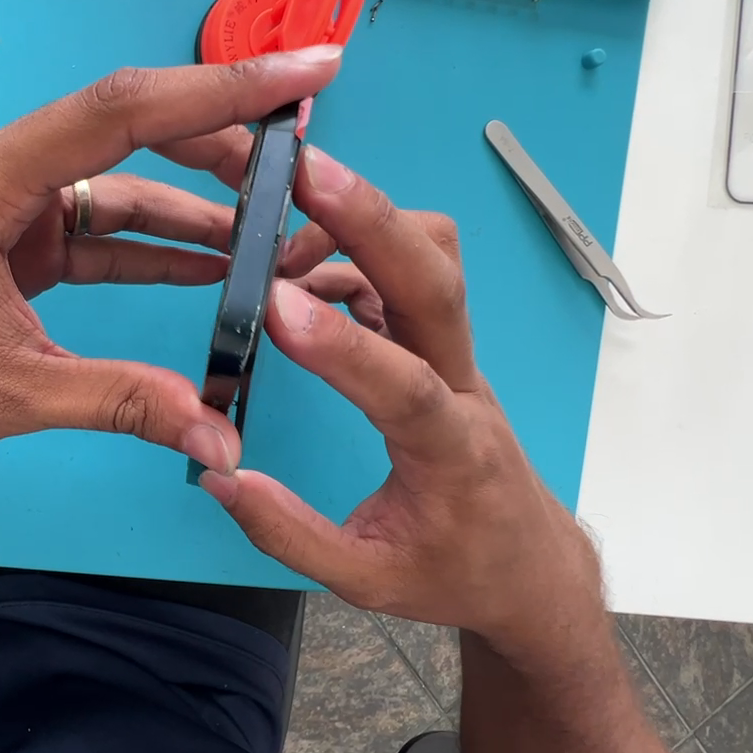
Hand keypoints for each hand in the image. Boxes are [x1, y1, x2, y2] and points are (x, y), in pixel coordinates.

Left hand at [0, 46, 346, 468]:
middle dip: (220, 141)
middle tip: (303, 158)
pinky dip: (154, 245)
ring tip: (273, 225)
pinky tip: (212, 262)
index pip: (117, 112)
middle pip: (127, 130)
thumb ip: (121, 402)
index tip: (302, 74)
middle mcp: (2, 174)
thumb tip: (217, 439)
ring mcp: (11, 205)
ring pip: (121, 182)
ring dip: (194, 204)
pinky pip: (100, 228)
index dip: (218, 91)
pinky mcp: (18, 239)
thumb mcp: (13, 392)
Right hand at [198, 149, 600, 649]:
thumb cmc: (451, 576)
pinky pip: (410, 277)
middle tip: (299, 173)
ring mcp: (457, 359)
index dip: (342, 344)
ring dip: (362, 228)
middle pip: (438, 282)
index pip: (406, 388)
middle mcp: (463, 386)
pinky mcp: (441, 349)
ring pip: (435, 260)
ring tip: (279, 242)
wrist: (534, 569)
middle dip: (370, 219)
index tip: (274, 304)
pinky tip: (301, 277)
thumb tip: (217, 474)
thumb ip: (286, 530)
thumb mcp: (362, 579)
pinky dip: (355, 255)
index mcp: (450, 452)